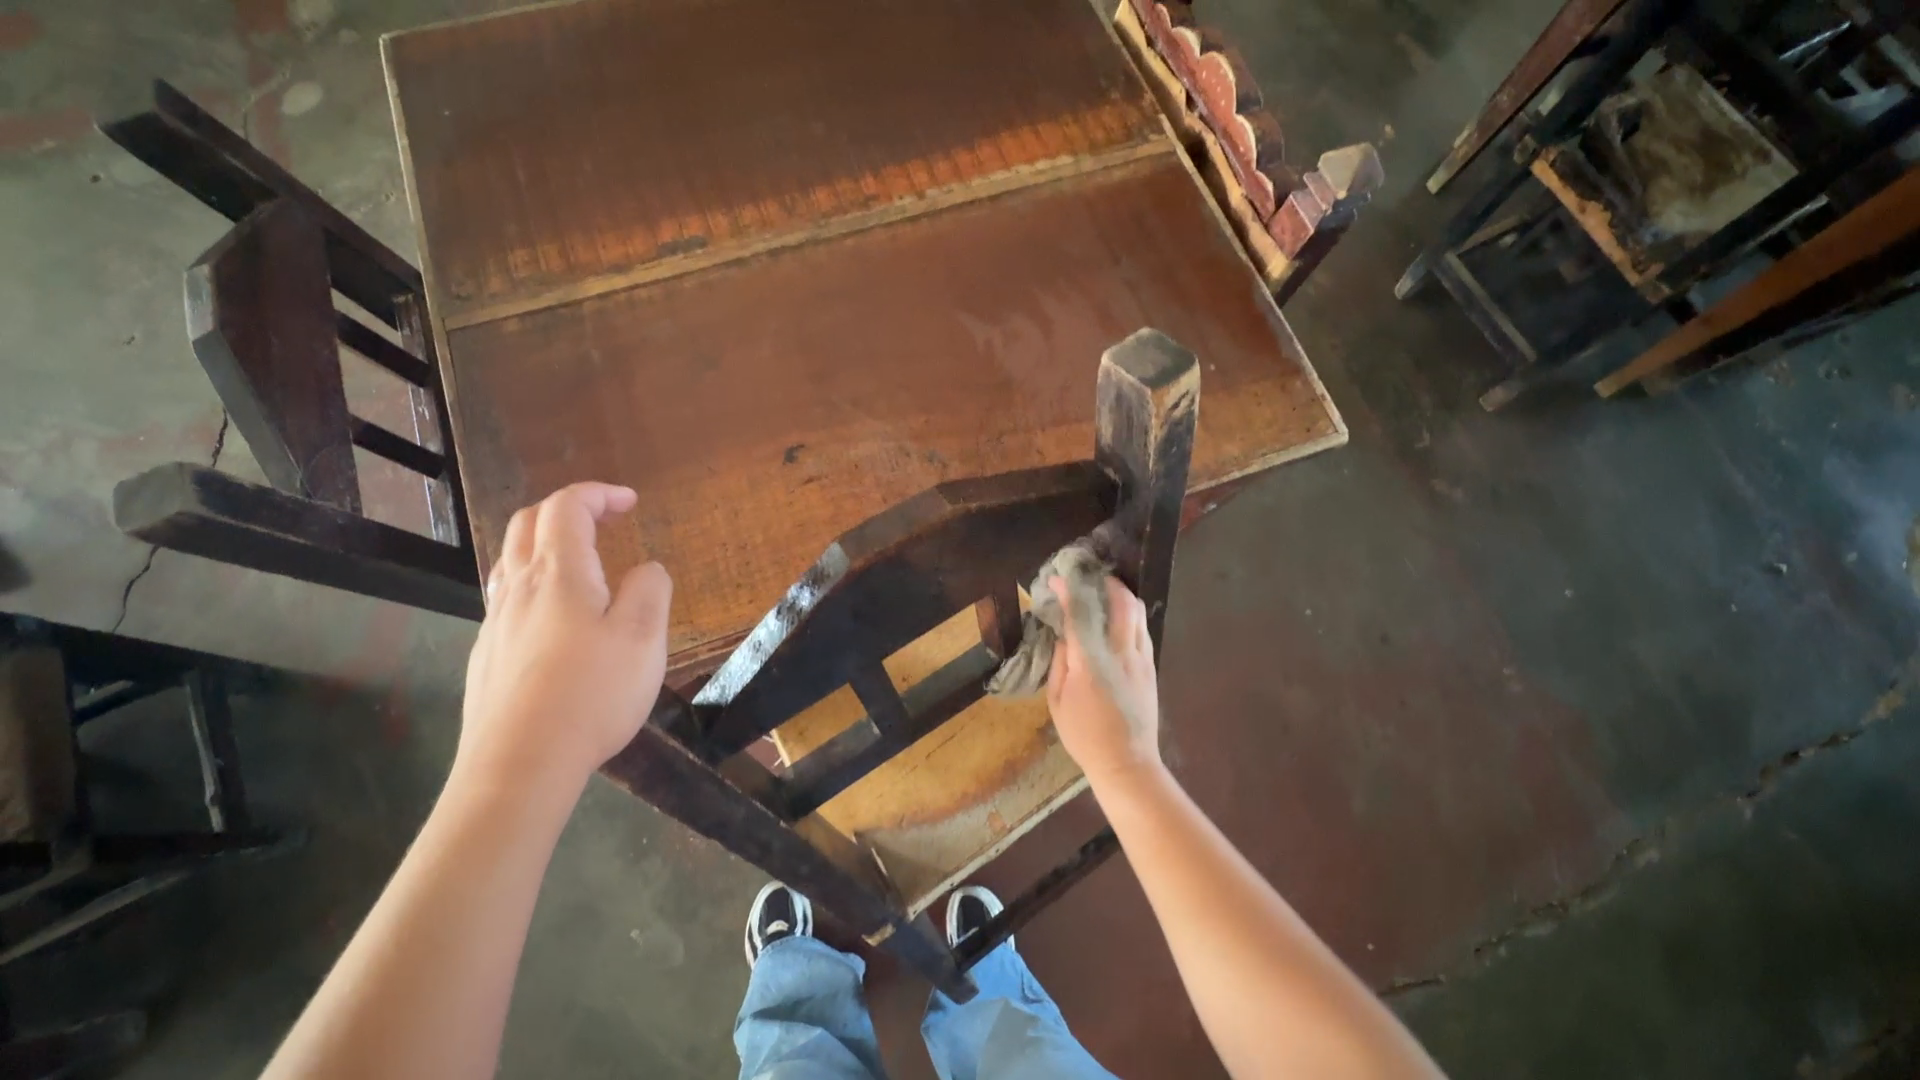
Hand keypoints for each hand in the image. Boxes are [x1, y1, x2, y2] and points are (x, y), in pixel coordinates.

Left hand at [455, 482, 672, 793]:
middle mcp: (519, 588)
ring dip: (543, 544)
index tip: (630, 502)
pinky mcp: (487, 656)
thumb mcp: (644, 638)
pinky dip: (532, 584)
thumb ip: (650, 590)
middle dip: (567, 509)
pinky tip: (553, 618)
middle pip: (528, 524)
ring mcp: (496, 623)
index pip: (567, 508)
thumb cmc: (591, 694)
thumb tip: (647, 569)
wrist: (519, 763)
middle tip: (604, 519)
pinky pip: (506, 599)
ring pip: (510, 561)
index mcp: (560, 574)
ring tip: (578, 562)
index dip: (598, 494)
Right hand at [1046, 574, 1161, 785]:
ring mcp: (1141, 659)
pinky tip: (1117, 620)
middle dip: (1106, 583)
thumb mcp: (1057, 700)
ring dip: (1121, 595)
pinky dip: (1130, 615)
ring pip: (1138, 612)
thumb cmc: (1084, 735)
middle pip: (1121, 602)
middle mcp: (1121, 653)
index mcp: (1091, 662)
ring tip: (1105, 593)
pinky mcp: (1151, 667)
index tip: (1057, 579)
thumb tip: (1064, 635)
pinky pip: (1143, 629)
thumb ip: (1060, 662)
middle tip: (1089, 578)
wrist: (1126, 762)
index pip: (1080, 613)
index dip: (1068, 591)